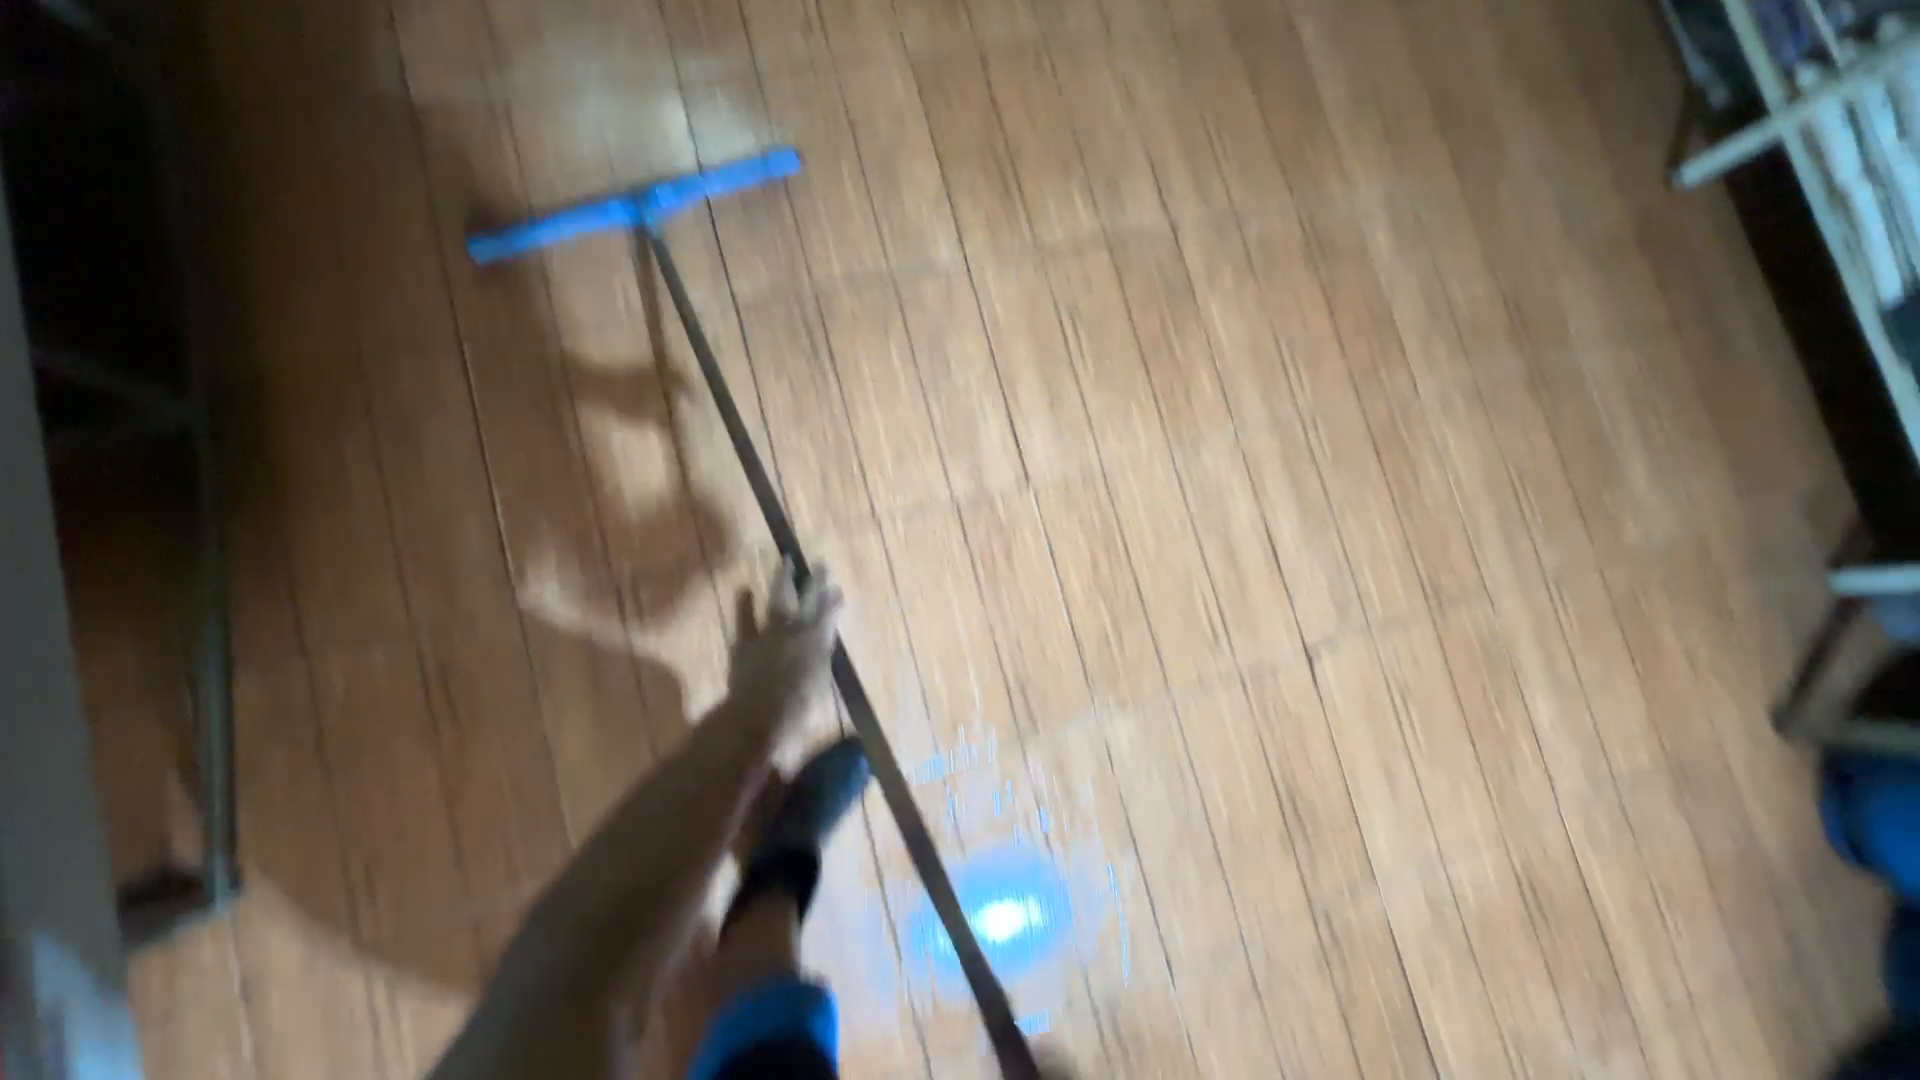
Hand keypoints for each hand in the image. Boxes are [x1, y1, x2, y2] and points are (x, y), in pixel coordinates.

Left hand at [727, 559, 842, 730]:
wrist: (761, 713)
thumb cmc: (799, 706)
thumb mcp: (821, 680)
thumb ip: (822, 655)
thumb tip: (824, 640)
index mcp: (817, 640)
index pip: (829, 613)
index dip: (834, 600)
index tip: (837, 588)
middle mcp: (796, 629)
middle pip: (808, 599)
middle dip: (815, 581)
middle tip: (820, 564)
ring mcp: (769, 632)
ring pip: (778, 598)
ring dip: (782, 579)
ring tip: (786, 561)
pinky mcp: (746, 640)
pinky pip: (744, 617)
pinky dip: (744, 603)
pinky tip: (744, 589)